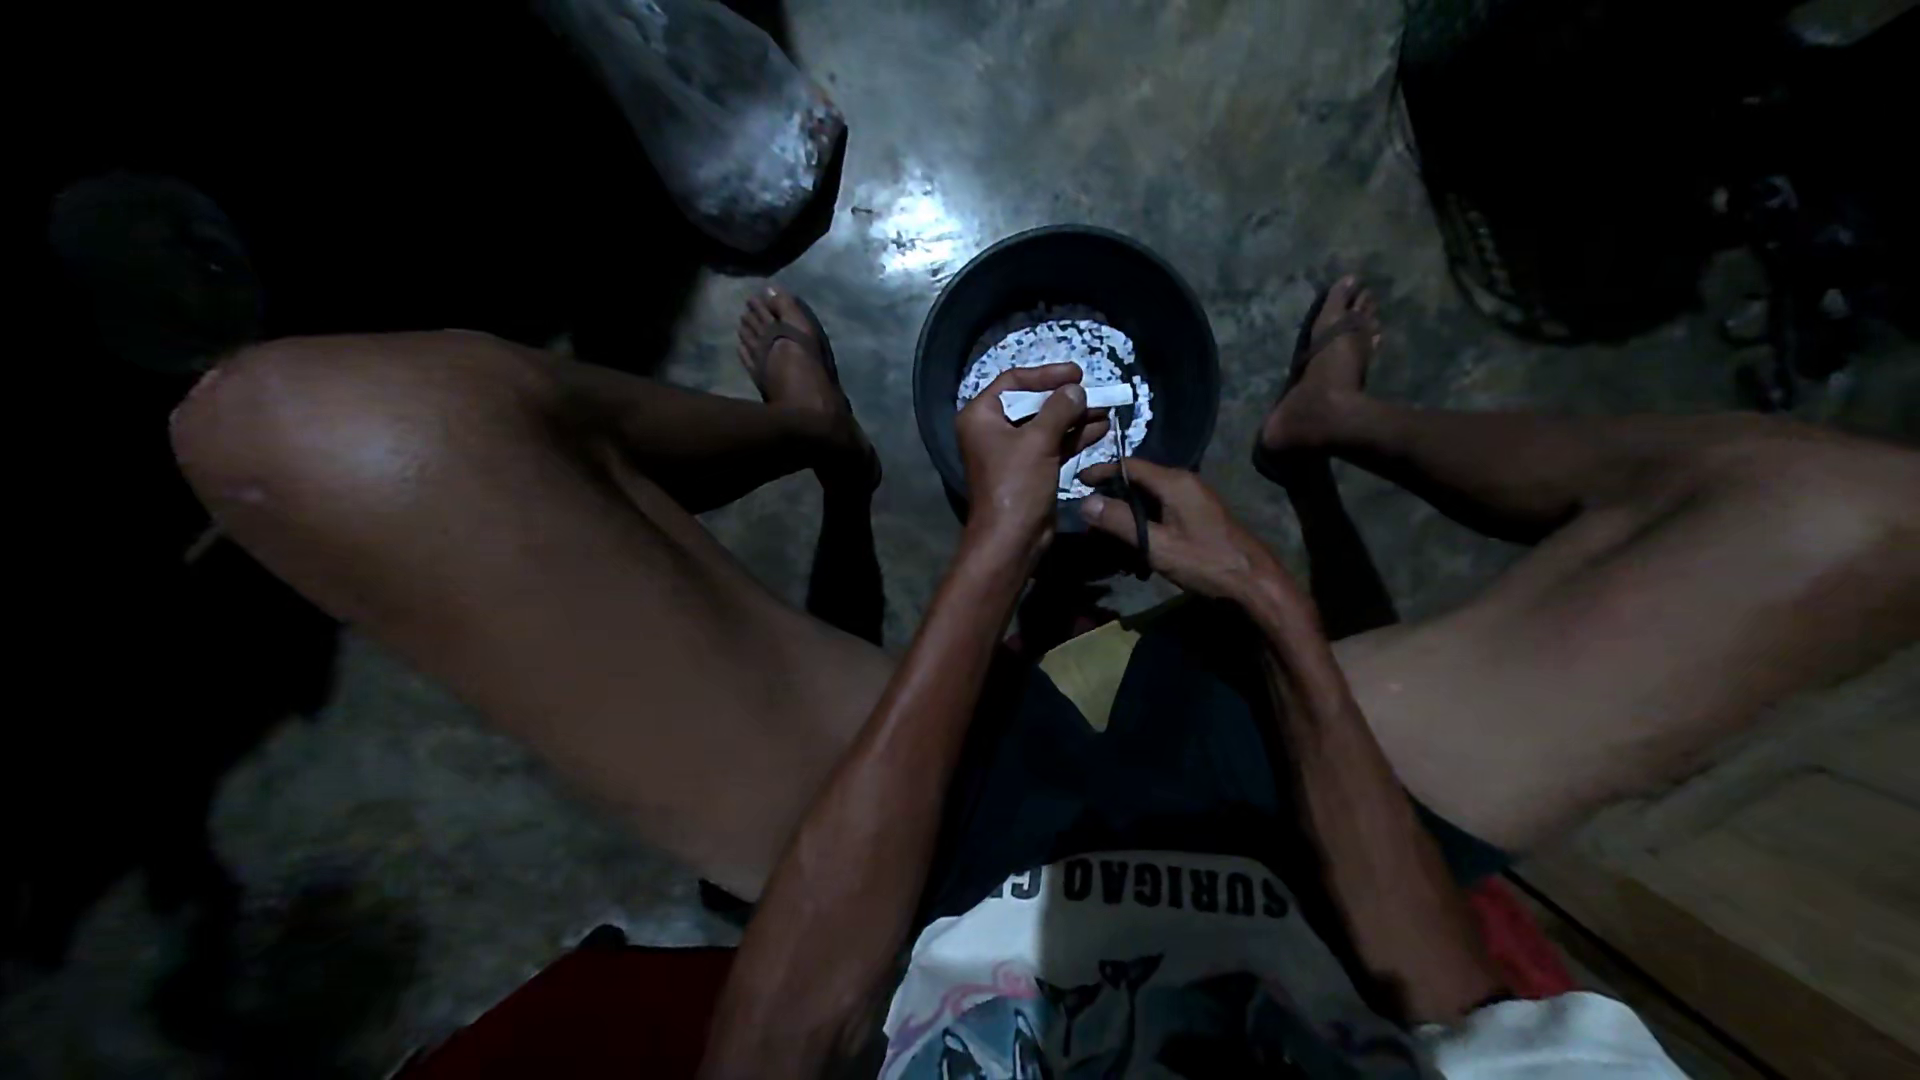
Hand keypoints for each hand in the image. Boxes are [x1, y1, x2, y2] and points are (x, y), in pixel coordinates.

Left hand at [958, 363, 1107, 563]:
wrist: (1012, 537)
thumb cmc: (1016, 484)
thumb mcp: (1038, 440)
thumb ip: (1059, 409)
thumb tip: (1076, 389)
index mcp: (981, 416)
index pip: (1013, 382)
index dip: (1046, 375)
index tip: (1077, 374)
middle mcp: (993, 430)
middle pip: (1032, 403)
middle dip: (1066, 399)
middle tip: (1096, 393)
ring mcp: (1012, 451)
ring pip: (1046, 425)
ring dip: (1075, 417)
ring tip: (1106, 409)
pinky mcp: (1029, 469)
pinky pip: (1052, 445)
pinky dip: (1073, 437)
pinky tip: (1100, 429)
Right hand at [1078, 459, 1289, 600]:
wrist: (1254, 584)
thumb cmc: (1205, 561)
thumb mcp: (1156, 544)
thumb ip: (1119, 522)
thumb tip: (1085, 503)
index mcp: (1175, 482)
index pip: (1130, 465)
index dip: (1102, 471)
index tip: (1078, 480)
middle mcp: (1184, 483)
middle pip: (1139, 482)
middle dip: (1113, 500)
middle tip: (1090, 519)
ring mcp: (1193, 500)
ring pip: (1149, 501)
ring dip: (1128, 518)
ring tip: (1110, 541)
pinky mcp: (1197, 517)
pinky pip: (1162, 513)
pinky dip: (1145, 527)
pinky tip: (1136, 552)